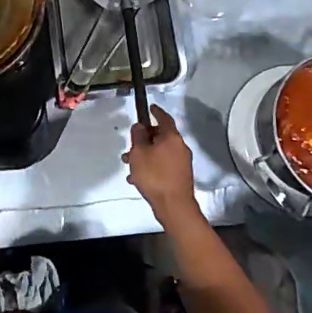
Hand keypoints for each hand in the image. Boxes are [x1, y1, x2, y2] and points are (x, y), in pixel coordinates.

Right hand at [122, 104, 200, 228]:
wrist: (173, 205)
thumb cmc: (154, 176)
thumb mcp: (139, 153)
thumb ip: (138, 137)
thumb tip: (140, 126)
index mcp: (172, 137)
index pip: (164, 118)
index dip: (156, 112)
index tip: (150, 107)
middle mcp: (180, 146)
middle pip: (161, 136)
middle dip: (144, 139)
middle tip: (131, 146)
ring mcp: (182, 161)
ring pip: (160, 152)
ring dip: (145, 155)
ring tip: (130, 165)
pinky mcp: (180, 175)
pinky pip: (163, 165)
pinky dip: (152, 166)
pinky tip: (138, 178)